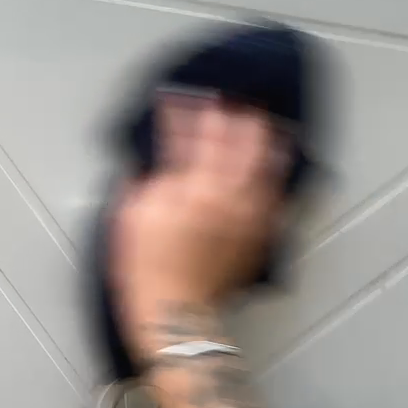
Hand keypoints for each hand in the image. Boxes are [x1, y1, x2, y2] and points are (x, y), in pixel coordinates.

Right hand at [112, 95, 284, 362]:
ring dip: (264, 138)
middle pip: (239, 140)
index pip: (190, 135)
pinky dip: (276, 174)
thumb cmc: (145, 267)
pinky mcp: (257, 234)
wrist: (175, 311)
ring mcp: (246, 213)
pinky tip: (276, 164)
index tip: (177, 96)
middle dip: (234, 114)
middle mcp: (225, 193)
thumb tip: (154, 162)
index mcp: (191, 185)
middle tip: (231, 99)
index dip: (184, 111)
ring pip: (266, 163)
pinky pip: (275, 195)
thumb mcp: (130, 217)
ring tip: (266, 121)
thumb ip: (146, 181)